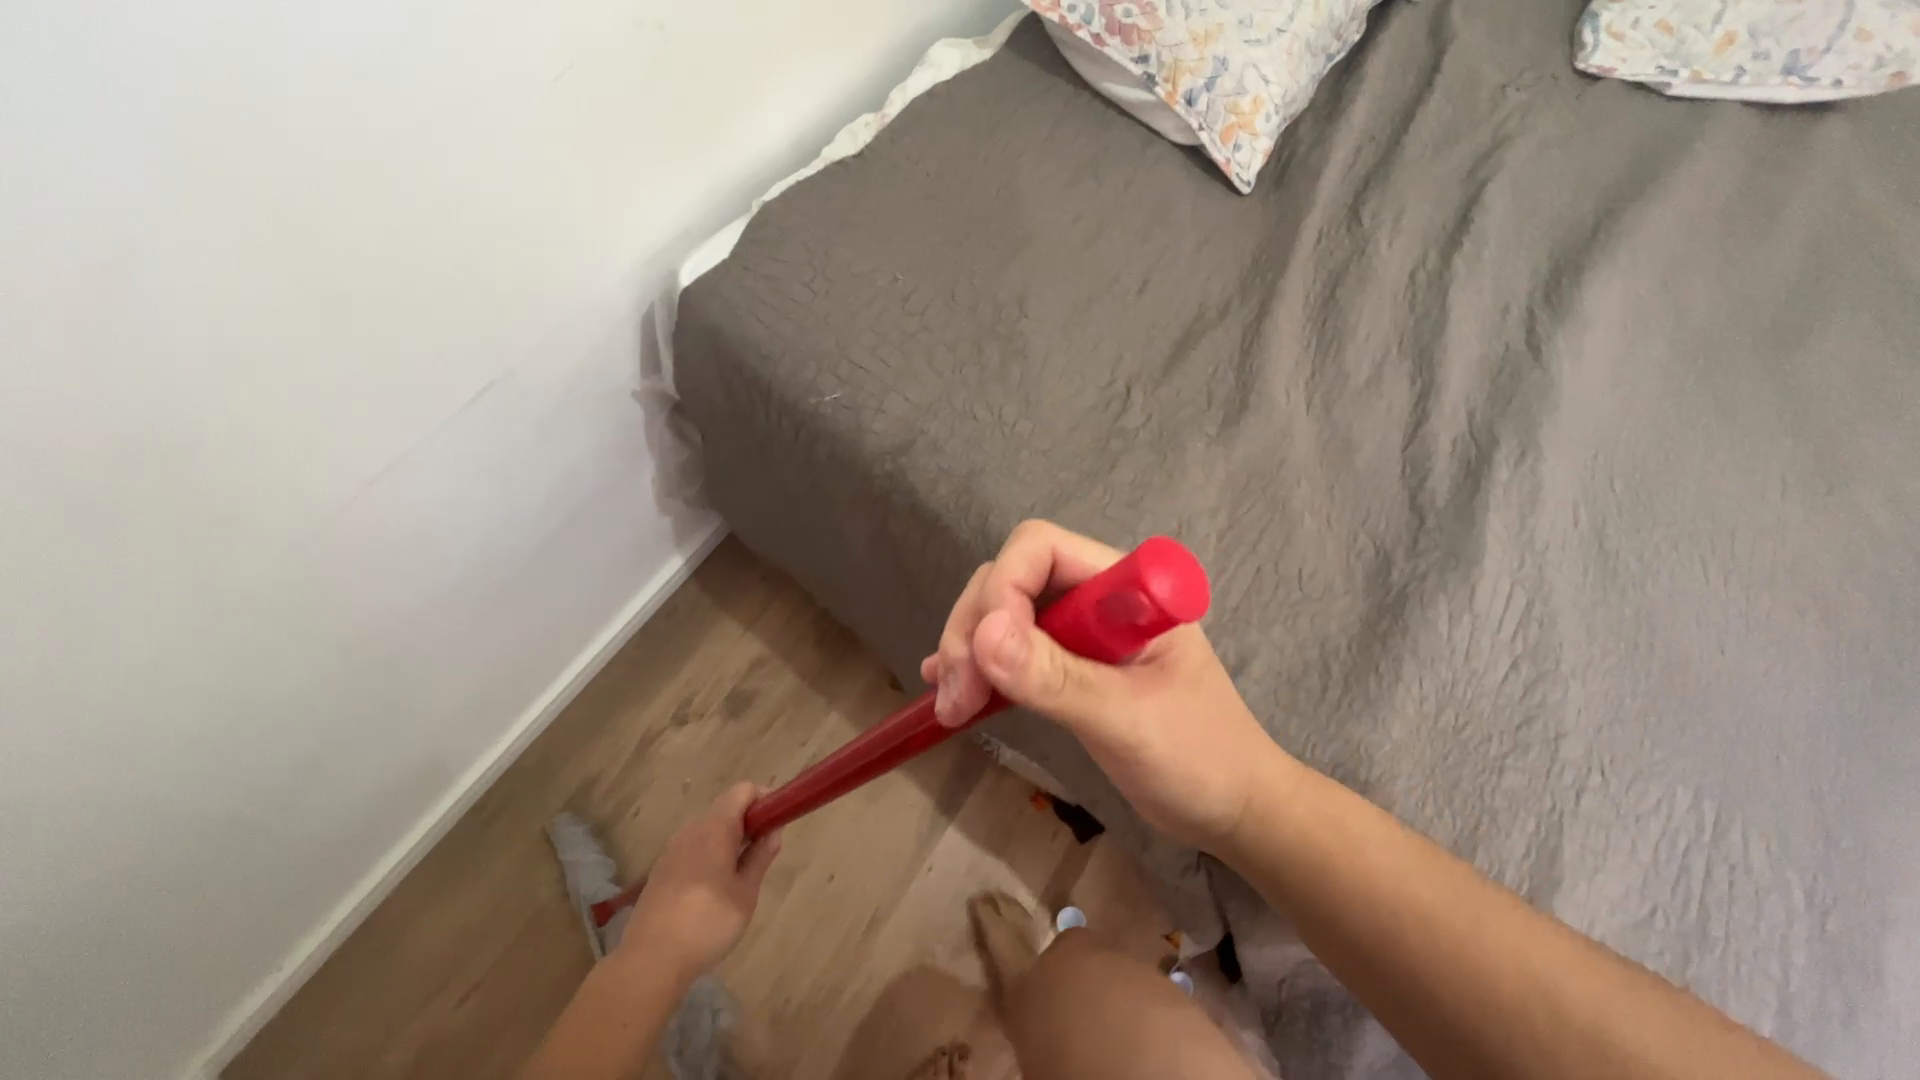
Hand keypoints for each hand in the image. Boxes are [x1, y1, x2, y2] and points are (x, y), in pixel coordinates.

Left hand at [619, 783, 781, 979]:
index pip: (743, 790)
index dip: (764, 800)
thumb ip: (760, 857)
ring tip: (740, 878)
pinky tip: (714, 892)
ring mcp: (672, 850)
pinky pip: (693, 849)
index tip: (777, 825)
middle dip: (749, 823)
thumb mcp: (746, 892)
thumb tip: (773, 831)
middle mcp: (690, 830)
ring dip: (729, 841)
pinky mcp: (661, 871)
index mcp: (714, 828)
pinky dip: (710, 856)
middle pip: (725, 808)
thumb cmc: (708, 922)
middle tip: (762, 855)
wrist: (651, 960)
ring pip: (708, 830)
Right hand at [922, 520, 1295, 850]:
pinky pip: (1011, 651)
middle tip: (957, 695)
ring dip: (967, 653)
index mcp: (1127, 588)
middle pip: (1012, 579)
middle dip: (974, 629)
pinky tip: (952, 695)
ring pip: (1002, 615)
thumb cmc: (1201, 759)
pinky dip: (977, 669)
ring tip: (952, 707)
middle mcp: (1098, 597)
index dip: (1002, 590)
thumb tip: (982, 635)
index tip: (983, 656)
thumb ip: (1056, 677)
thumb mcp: (1125, 720)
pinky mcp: (1067, 666)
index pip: (1042, 549)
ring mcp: (1081, 632)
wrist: (1232, 808)